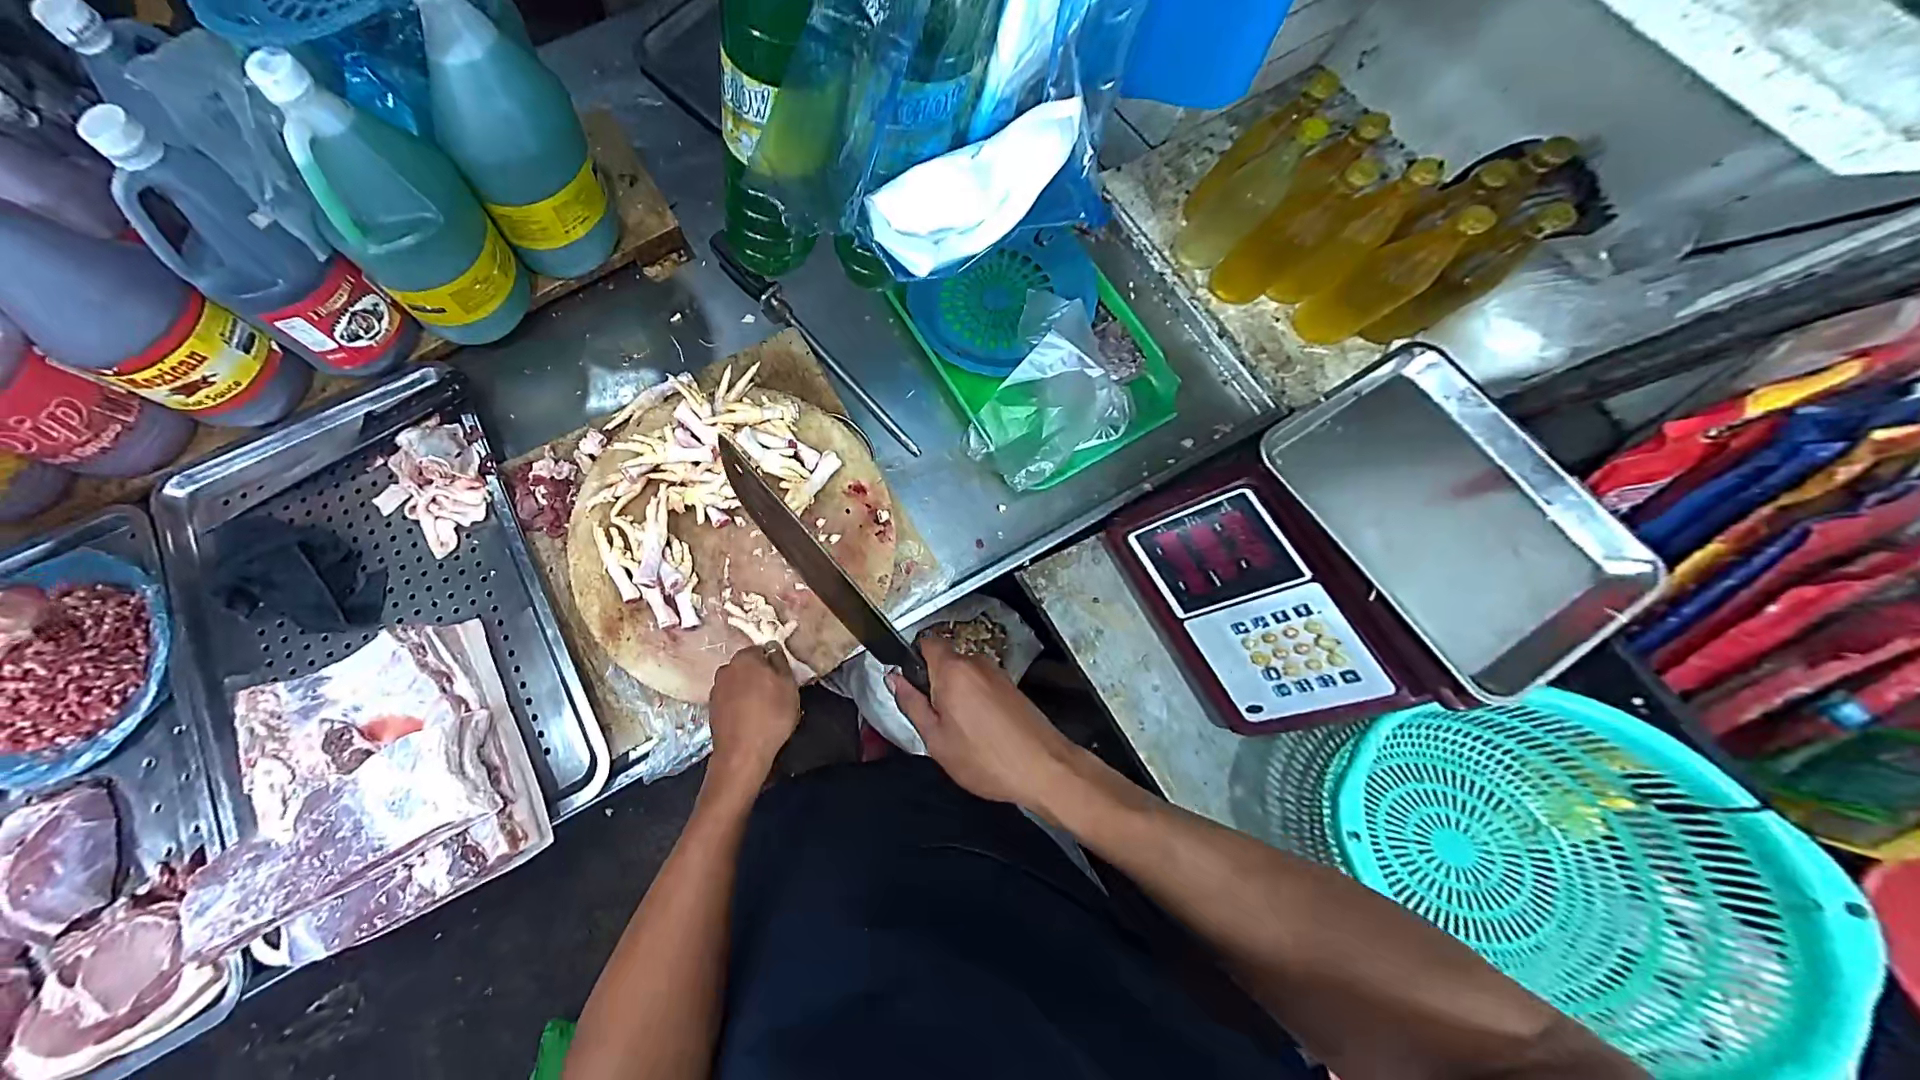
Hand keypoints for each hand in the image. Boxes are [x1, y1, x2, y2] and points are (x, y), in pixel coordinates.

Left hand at [707, 643, 800, 788]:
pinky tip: (750, 718)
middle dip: (759, 675)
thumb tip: (772, 650)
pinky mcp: (712, 709)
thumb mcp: (789, 685)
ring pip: (738, 683)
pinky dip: (739, 704)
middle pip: (747, 666)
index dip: (774, 663)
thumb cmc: (772, 715)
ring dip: (748, 690)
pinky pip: (730, 699)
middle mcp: (726, 669)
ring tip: (763, 708)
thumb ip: (780, 662)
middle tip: (776, 693)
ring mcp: (716, 689)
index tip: (783, 678)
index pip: (762, 650)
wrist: (742, 752)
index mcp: (745, 657)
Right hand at [888, 637, 1084, 812]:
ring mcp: (997, 674)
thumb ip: (911, 703)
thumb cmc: (990, 759)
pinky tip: (979, 734)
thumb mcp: (935, 738)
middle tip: (933, 719)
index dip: (913, 659)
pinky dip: (976, 704)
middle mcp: (977, 664)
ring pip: (964, 676)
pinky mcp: (1011, 688)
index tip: (909, 681)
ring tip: (959, 732)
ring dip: (957, 696)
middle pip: (945, 661)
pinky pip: (982, 687)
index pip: (925, 642)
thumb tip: (895, 681)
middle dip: (935, 684)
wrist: (1043, 768)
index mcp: (953, 670)